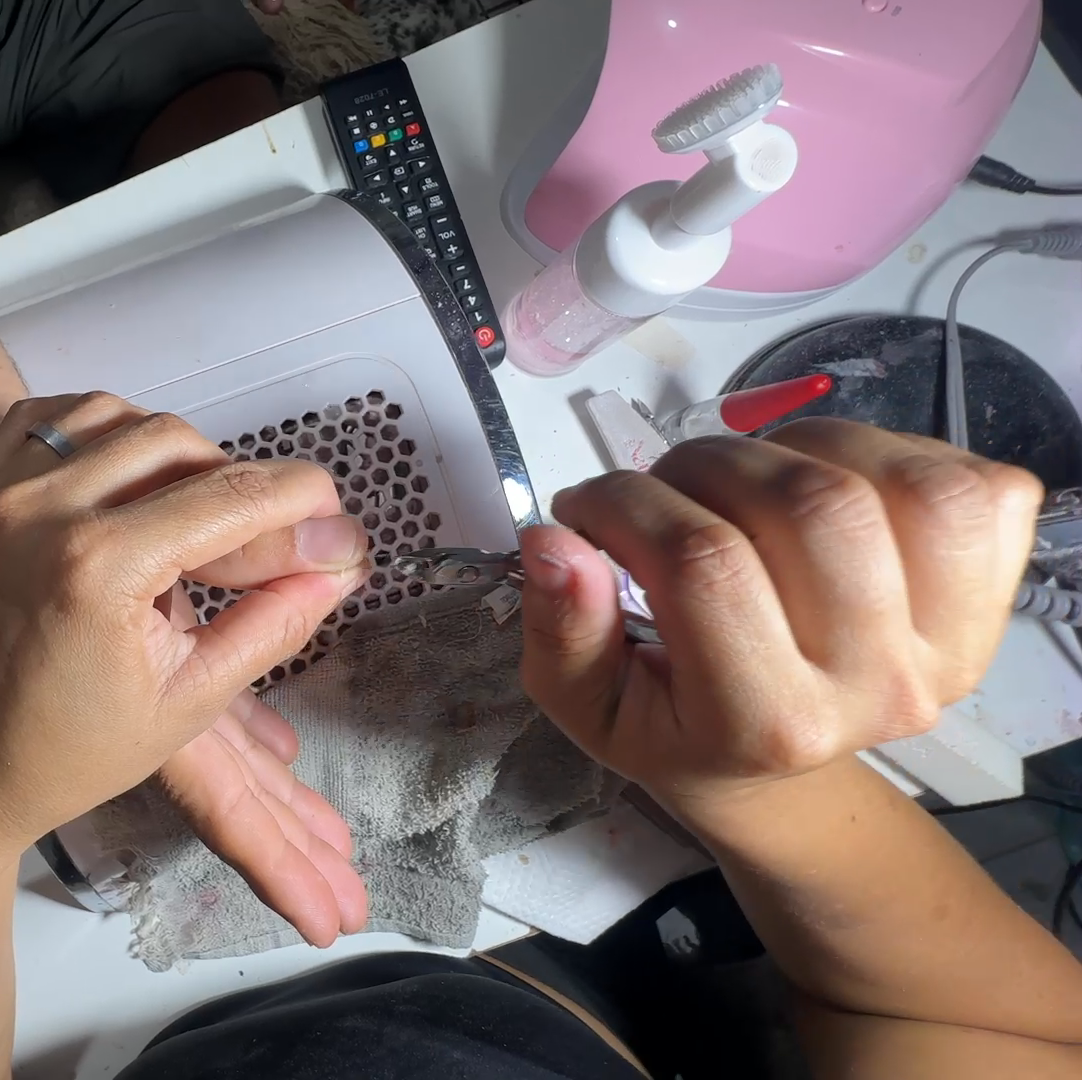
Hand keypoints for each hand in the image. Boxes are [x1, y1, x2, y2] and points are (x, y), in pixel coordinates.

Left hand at [0, 393, 370, 942]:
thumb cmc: (69, 751)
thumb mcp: (188, 700)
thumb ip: (272, 624)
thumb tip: (334, 567)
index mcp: (98, 567)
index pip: (228, 499)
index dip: (296, 497)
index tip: (329, 508)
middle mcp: (41, 509)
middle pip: (178, 442)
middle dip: (236, 479)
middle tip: (258, 531)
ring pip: (119, 416)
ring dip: (172, 452)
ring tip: (190, 512)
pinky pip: (52, 418)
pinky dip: (102, 430)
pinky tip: (124, 477)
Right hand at [518, 420, 1040, 807]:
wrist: (766, 765)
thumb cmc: (660, 726)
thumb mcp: (578, 700)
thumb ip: (559, 629)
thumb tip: (550, 540)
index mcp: (761, 721)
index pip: (702, 566)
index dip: (625, 506)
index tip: (580, 507)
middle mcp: (874, 685)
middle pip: (806, 508)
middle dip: (698, 467)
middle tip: (651, 492)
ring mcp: (949, 643)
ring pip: (890, 484)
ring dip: (781, 451)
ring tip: (723, 483)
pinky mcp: (992, 604)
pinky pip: (965, 486)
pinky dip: (872, 455)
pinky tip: (806, 482)